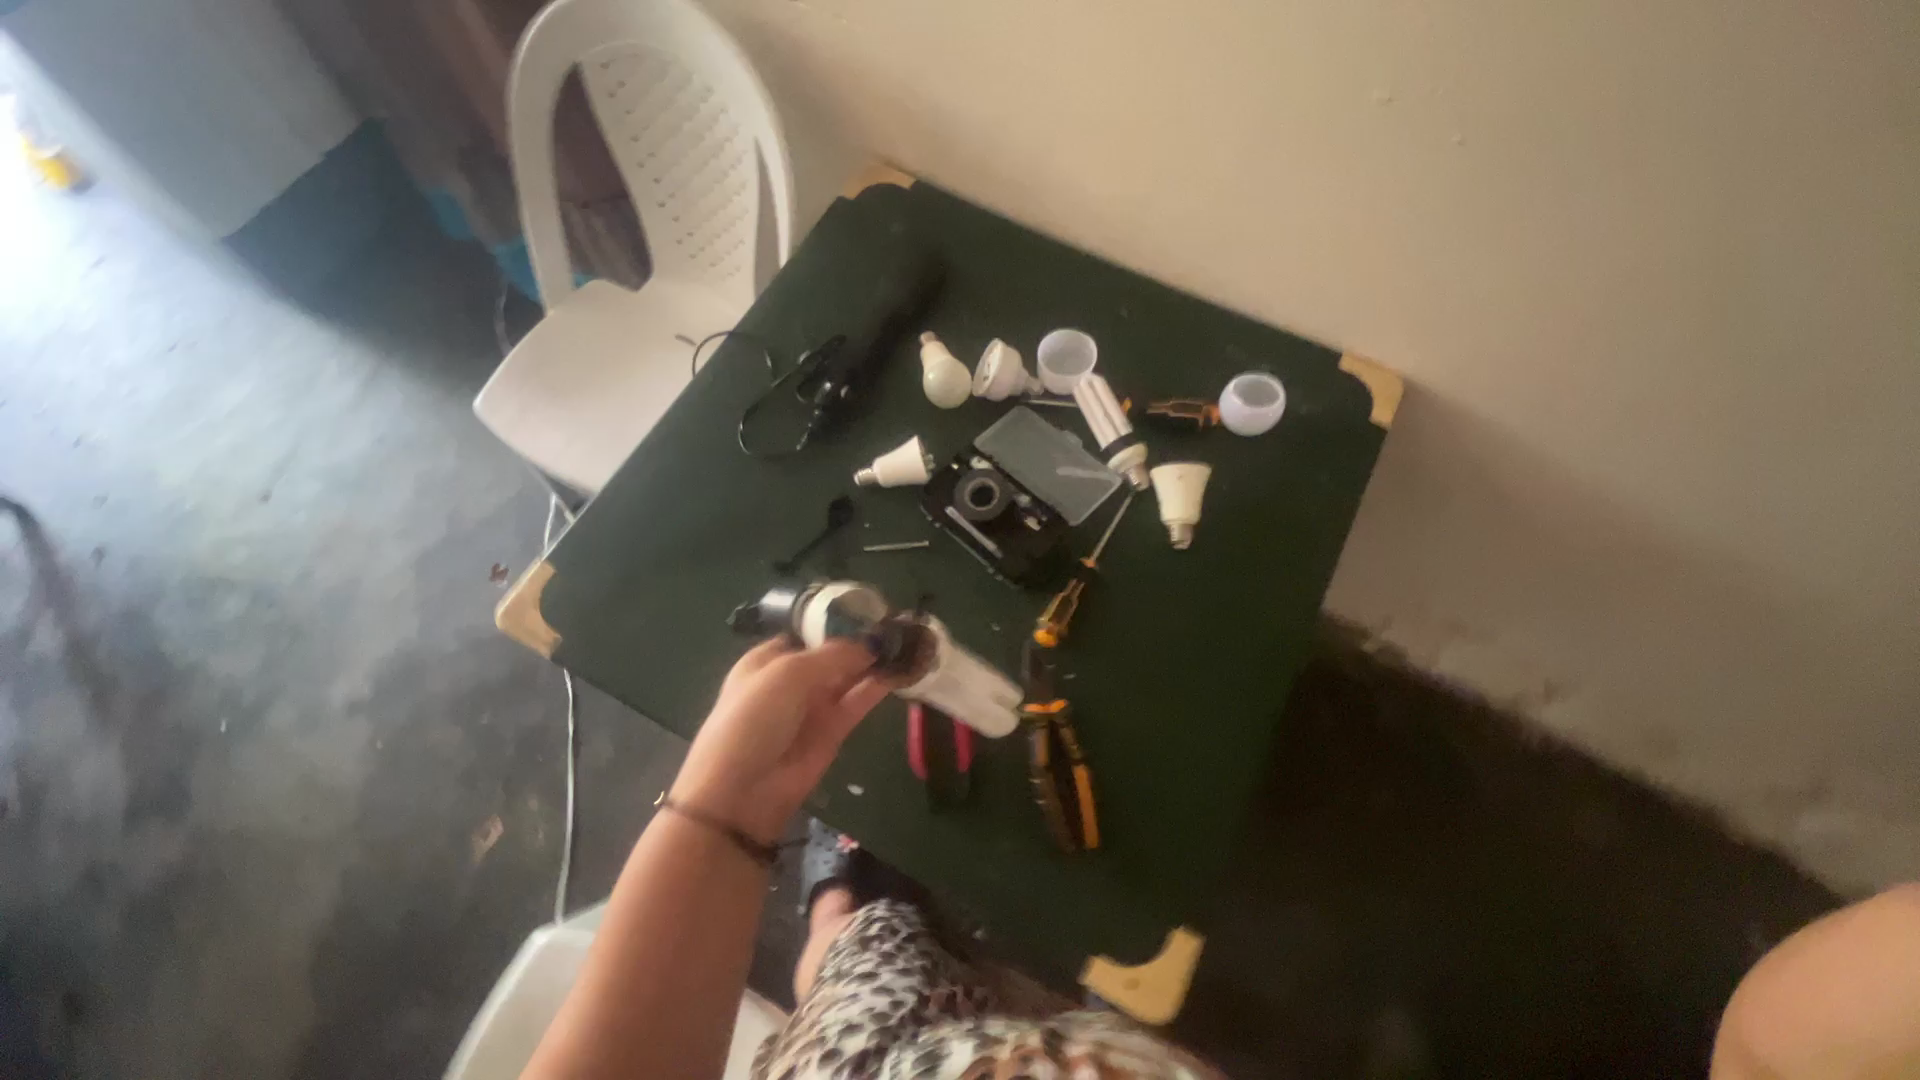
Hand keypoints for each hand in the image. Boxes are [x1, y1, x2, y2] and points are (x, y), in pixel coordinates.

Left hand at [670, 637, 892, 845]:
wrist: (740, 792)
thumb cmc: (753, 719)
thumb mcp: (787, 674)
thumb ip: (832, 655)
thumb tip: (870, 644)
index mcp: (768, 659)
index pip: (807, 632)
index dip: (837, 621)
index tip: (873, 610)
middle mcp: (791, 680)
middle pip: (833, 653)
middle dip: (862, 640)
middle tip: (902, 624)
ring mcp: (813, 706)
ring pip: (850, 676)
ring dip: (875, 661)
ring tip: (911, 643)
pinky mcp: (833, 731)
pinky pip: (859, 701)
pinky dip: (879, 686)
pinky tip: (903, 670)